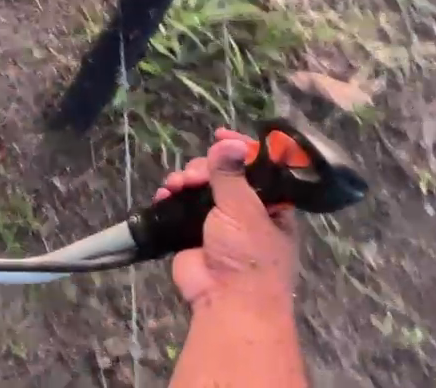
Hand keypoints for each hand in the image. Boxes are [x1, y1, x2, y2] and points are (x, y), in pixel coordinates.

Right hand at [155, 129, 297, 309]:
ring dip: (183, 181)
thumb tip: (230, 142)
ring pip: (199, 187)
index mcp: (272, 208)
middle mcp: (247, 212)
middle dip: (202, 168)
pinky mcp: (194, 230)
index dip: (242, 149)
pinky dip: (170, 196)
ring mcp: (219, 222)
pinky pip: (180, 204)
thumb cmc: (248, 257)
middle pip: (222, 174)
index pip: (260, 169)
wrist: (227, 300)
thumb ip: (232, 175)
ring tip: (174, 187)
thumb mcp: (244, 211)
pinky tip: (164, 196)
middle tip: (192, 176)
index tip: (220, 135)